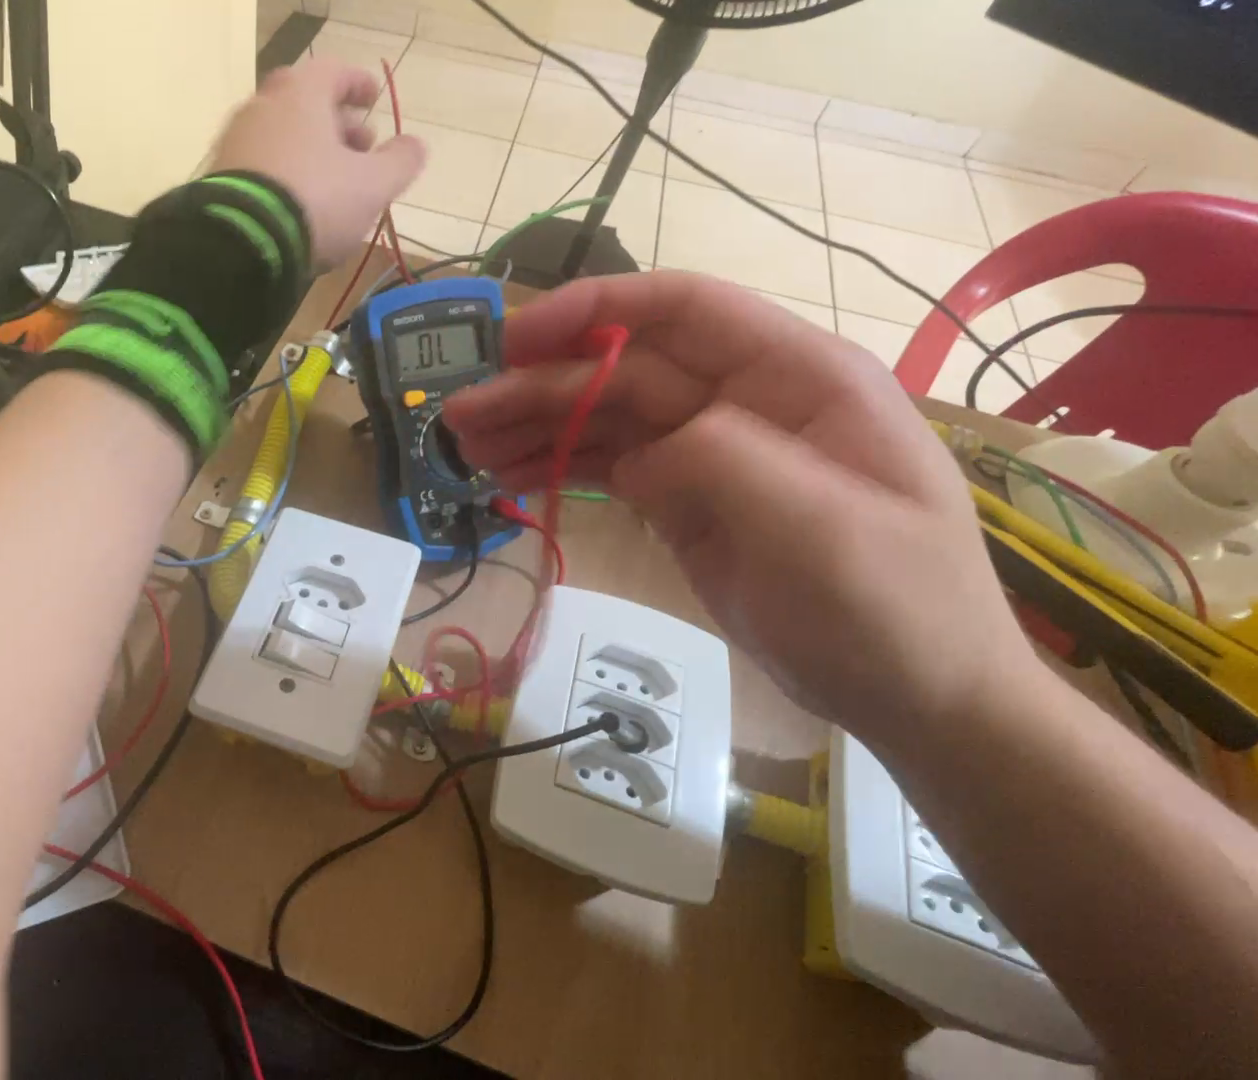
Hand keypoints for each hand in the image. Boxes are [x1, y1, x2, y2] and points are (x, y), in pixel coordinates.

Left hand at [206, 58, 425, 266]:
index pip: (335, 72)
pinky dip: (286, 174)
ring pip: (283, 137)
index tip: (373, 98)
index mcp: (302, 93)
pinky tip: (300, 203)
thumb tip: (416, 145)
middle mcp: (264, 106)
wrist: (243, 243)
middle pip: (306, 105)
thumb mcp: (372, 186)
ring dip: (311, 152)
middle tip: (361, 148)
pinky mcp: (221, 178)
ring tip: (333, 182)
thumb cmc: (316, 201)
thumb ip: (399, 162)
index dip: (359, 84)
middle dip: (337, 124)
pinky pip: (263, 166)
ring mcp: (237, 141)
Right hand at [442, 272, 1034, 740]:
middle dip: (539, 385)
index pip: (682, 310)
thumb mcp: (824, 534)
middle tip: (461, 416)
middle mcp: (746, 399)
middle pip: (624, 369)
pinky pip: (609, 467)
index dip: (593, 311)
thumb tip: (644, 446)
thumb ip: (730, 463)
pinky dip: (557, 466)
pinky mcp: (685, 499)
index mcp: (797, 377)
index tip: (513, 341)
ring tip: (466, 448)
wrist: (916, 695)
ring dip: (534, 425)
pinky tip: (508, 476)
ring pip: (606, 417)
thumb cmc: (893, 609)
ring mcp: (712, 451)